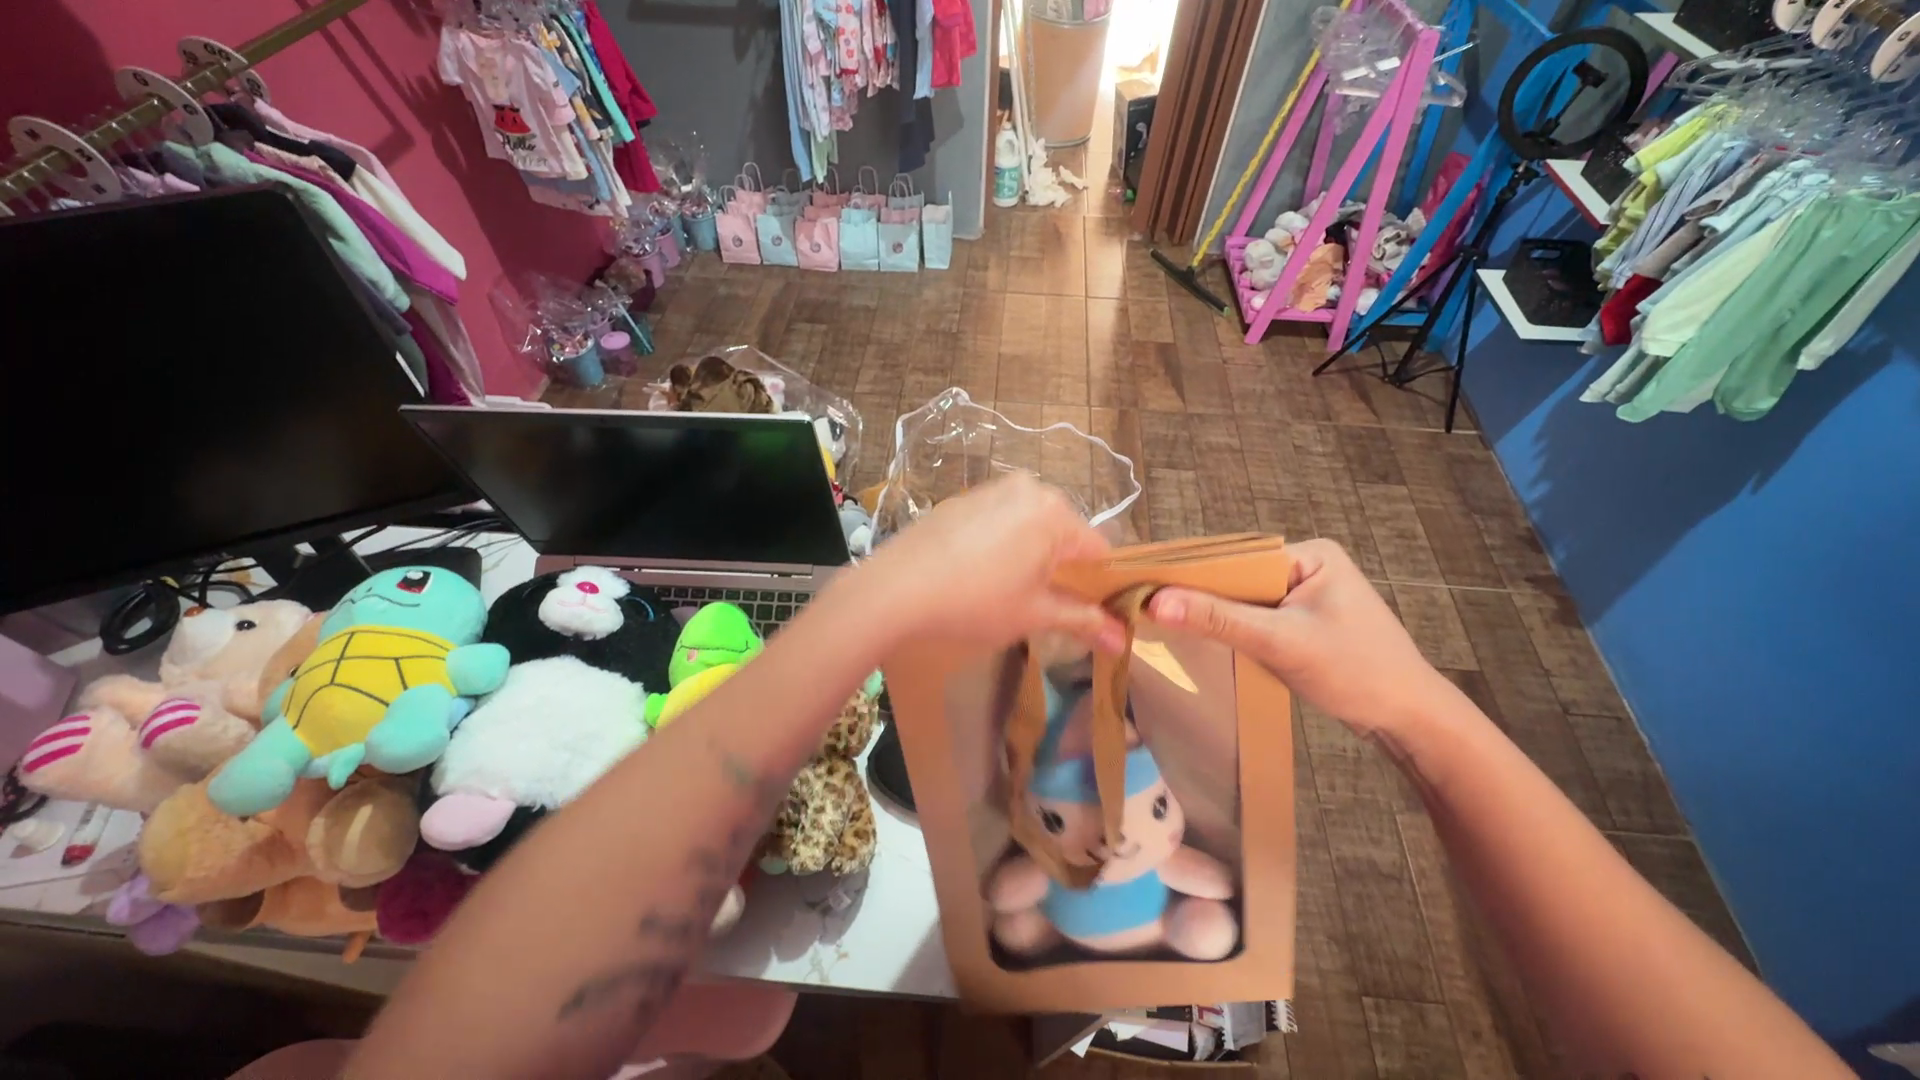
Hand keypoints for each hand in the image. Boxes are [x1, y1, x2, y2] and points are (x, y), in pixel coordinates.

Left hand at [852, 473, 1126, 653]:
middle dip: (1064, 570)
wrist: (894, 588)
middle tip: (1045, 608)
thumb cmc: (974, 602)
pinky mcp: (963, 499)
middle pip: (1066, 535)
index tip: (1093, 615)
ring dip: (1032, 557)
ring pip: (1031, 527)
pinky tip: (979, 575)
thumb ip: (1083, 621)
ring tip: (1008, 593)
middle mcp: (1030, 489)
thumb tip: (1125, 640)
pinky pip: (1000, 521)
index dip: (1102, 587)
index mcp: (1056, 513)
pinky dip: (1002, 545)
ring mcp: (993, 490)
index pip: (1100, 552)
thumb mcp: (1033, 615)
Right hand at [1147, 539, 1453, 734]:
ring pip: (1243, 600)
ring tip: (1161, 624)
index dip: (1190, 573)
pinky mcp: (1303, 623)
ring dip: (1214, 616)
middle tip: (1143, 609)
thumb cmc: (1354, 671)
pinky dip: (1232, 631)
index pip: (1235, 557)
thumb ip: (1218, 619)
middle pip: (1237, 577)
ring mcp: (1306, 595)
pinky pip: (1256, 619)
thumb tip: (1153, 601)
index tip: (1141, 588)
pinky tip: (1202, 641)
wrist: (1411, 719)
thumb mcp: (1280, 642)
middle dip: (1200, 597)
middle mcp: (1306, 565)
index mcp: (1309, 553)